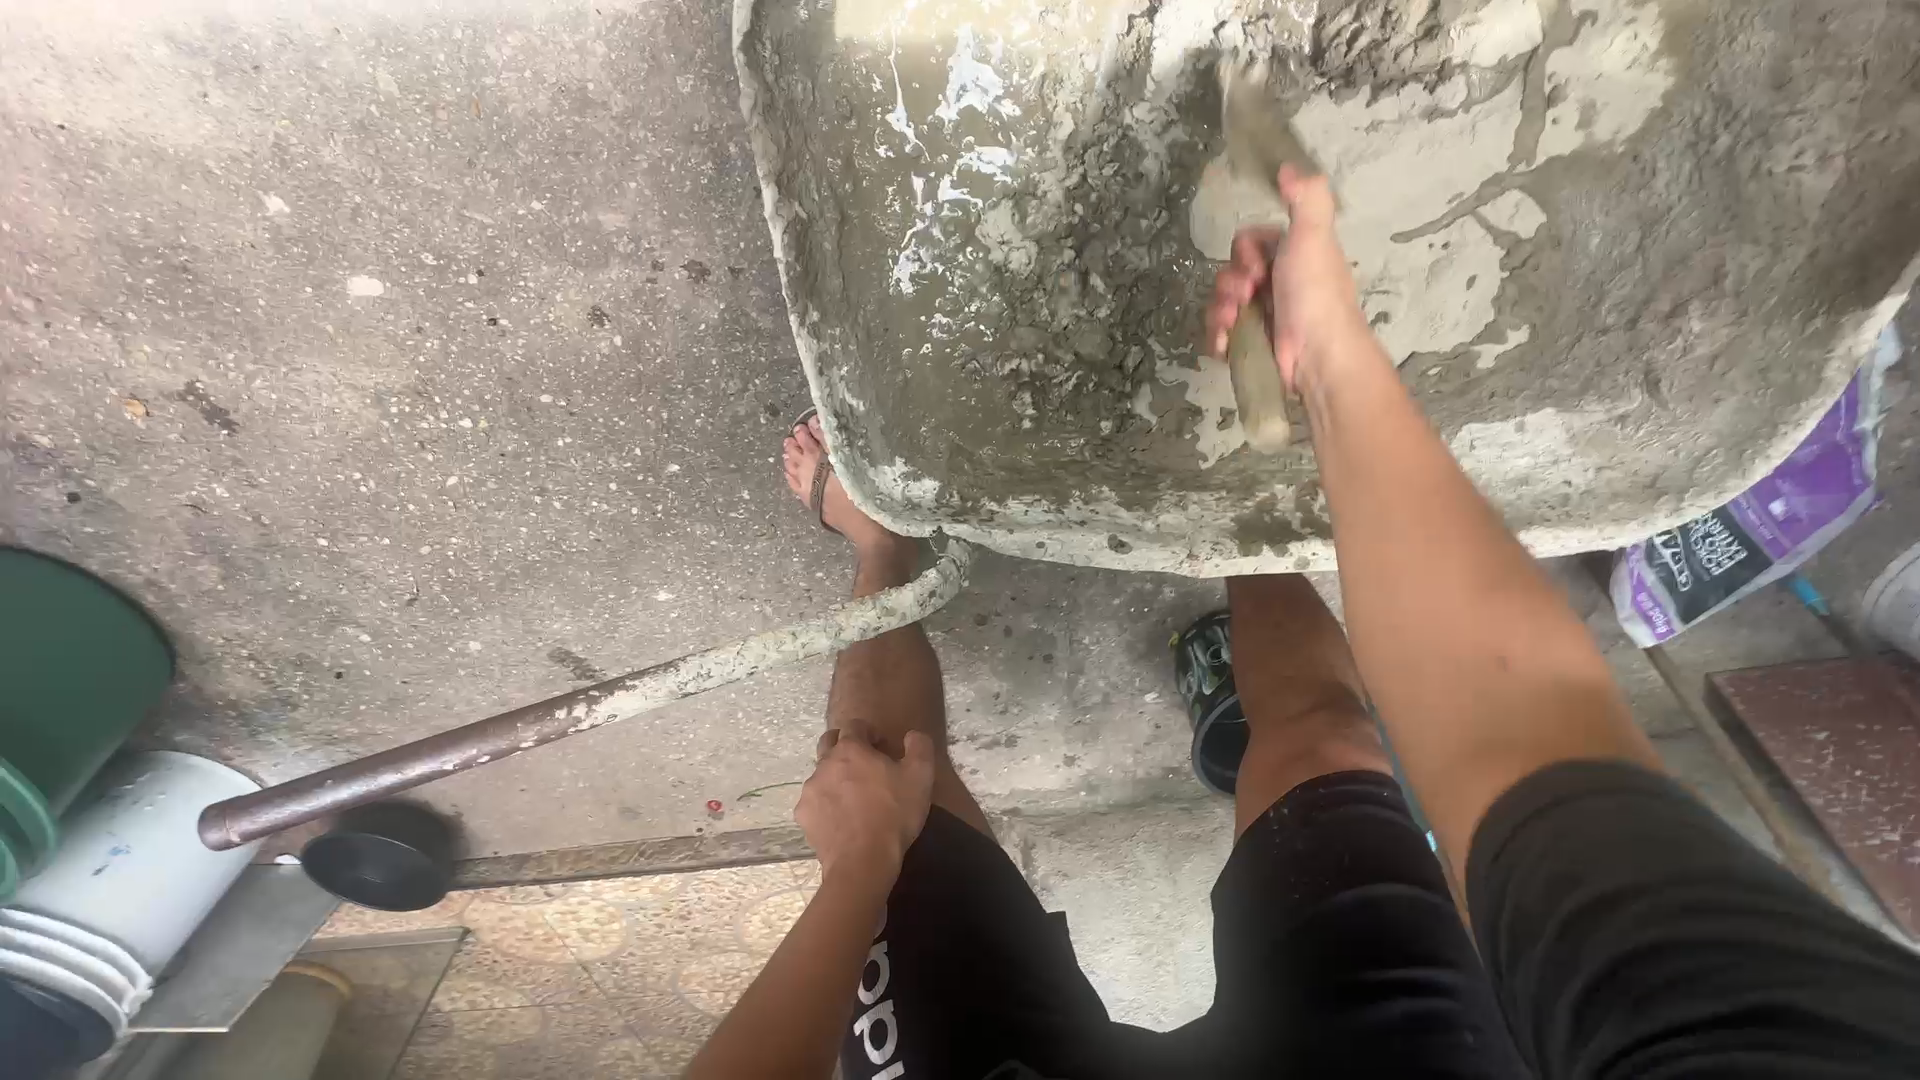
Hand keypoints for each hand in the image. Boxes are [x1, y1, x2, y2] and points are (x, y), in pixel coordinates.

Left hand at [795, 720, 934, 884]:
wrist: (863, 862)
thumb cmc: (894, 814)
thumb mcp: (921, 776)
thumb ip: (919, 746)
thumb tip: (911, 735)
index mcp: (851, 749)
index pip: (855, 725)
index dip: (870, 732)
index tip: (882, 748)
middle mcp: (825, 763)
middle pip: (830, 742)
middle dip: (845, 746)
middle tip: (864, 765)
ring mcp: (810, 790)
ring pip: (821, 773)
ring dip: (836, 777)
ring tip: (855, 797)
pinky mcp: (803, 815)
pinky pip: (815, 801)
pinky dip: (826, 804)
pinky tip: (842, 819)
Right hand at [1204, 165, 1372, 392]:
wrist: (1316, 356)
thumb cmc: (1316, 294)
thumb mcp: (1315, 235)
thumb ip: (1306, 197)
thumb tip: (1287, 166)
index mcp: (1292, 256)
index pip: (1247, 243)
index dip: (1244, 253)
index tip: (1256, 267)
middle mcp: (1277, 283)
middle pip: (1229, 273)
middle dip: (1228, 285)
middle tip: (1244, 297)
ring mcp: (1261, 315)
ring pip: (1221, 304)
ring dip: (1220, 311)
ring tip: (1233, 323)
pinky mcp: (1249, 344)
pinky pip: (1220, 333)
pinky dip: (1218, 338)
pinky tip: (1226, 343)